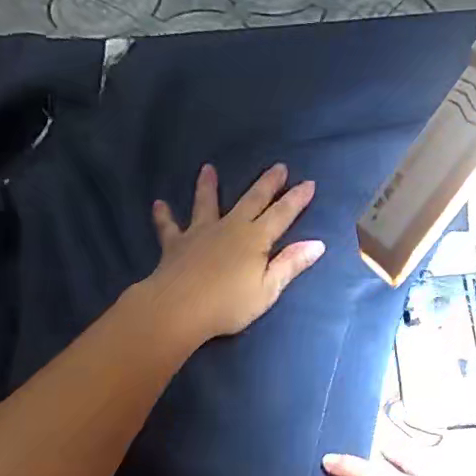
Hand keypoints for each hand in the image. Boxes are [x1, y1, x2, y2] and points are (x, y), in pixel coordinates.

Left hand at [138, 163, 324, 343]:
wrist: (180, 308)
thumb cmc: (229, 305)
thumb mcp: (268, 290)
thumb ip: (290, 265)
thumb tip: (317, 244)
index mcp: (255, 239)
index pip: (281, 215)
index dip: (296, 199)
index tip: (309, 183)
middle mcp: (229, 227)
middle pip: (252, 201)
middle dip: (267, 184)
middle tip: (278, 167)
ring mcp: (200, 232)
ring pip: (206, 204)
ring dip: (208, 186)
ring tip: (208, 169)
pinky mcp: (175, 244)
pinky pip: (168, 226)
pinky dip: (164, 215)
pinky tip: (158, 204)